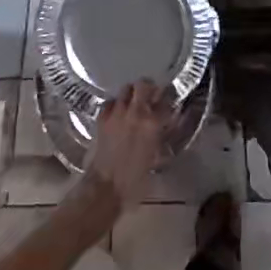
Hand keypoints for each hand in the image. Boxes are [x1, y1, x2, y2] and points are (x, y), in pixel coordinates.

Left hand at [75, 80, 168, 216]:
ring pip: (126, 89)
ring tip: (134, 103)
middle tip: (150, 96)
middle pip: (143, 84)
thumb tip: (165, 125)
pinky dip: (116, 104)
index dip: (168, 100)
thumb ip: (162, 136)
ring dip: (131, 93)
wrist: (107, 185)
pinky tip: (118, 113)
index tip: (168, 103)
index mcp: (153, 123)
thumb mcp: (156, 156)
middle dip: (148, 87)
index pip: (165, 100)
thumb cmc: (136, 177)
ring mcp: (117, 113)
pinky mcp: (102, 118)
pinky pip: (111, 102)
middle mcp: (135, 112)